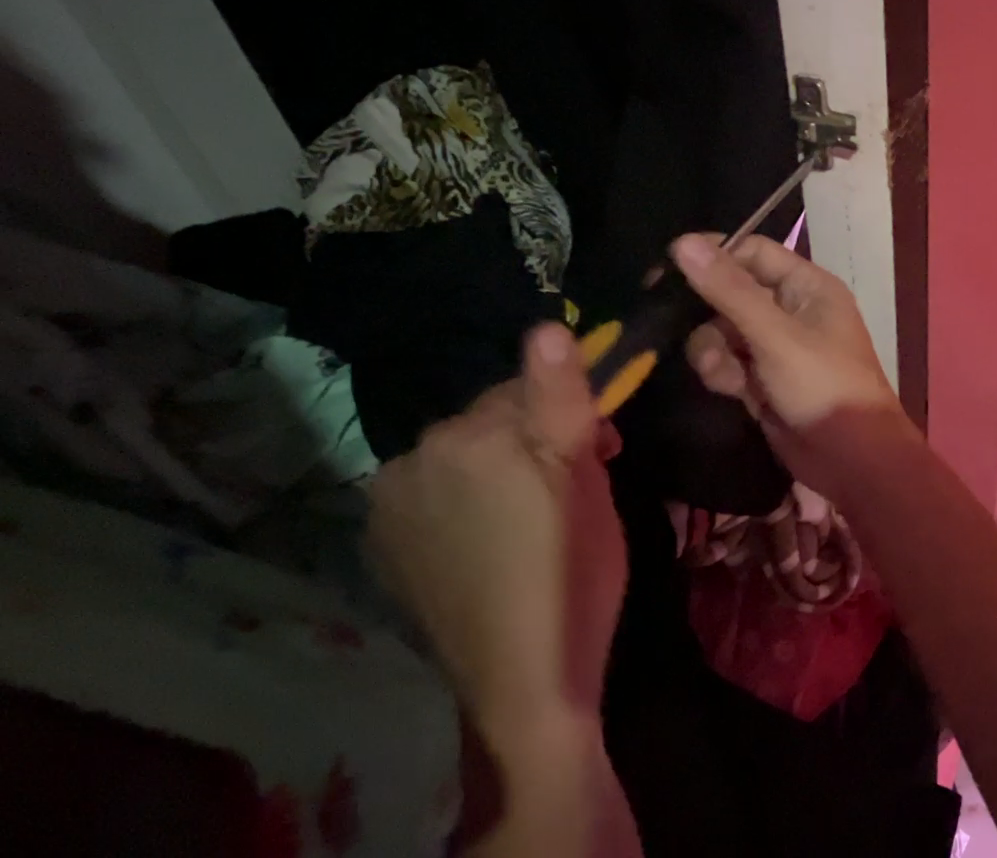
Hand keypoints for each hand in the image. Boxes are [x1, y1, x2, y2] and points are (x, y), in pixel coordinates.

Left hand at [366, 324, 621, 724]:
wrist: (524, 681)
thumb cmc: (573, 573)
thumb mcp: (585, 483)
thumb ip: (562, 399)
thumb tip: (549, 326)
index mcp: (469, 436)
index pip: (528, 387)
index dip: (572, 416)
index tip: (603, 454)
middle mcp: (412, 457)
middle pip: (489, 420)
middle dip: (532, 440)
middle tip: (572, 493)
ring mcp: (389, 505)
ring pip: (461, 457)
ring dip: (495, 470)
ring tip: (530, 524)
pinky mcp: (383, 545)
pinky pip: (433, 495)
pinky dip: (463, 503)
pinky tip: (487, 544)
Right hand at [672, 233, 907, 486]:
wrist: (851, 458)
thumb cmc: (823, 385)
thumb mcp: (776, 335)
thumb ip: (729, 290)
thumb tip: (682, 242)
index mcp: (808, 287)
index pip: (752, 252)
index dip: (714, 257)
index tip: (669, 271)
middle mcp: (792, 310)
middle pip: (731, 292)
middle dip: (708, 314)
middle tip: (677, 325)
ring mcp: (777, 346)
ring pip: (723, 331)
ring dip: (713, 350)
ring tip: (723, 373)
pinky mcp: (763, 380)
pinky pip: (729, 362)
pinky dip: (723, 373)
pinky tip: (731, 390)